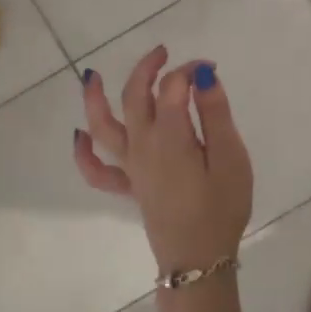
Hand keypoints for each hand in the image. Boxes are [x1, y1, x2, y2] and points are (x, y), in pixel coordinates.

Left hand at [73, 47, 252, 276]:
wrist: (199, 259)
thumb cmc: (221, 207)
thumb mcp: (231, 157)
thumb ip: (215, 113)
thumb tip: (202, 74)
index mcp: (170, 136)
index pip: (171, 88)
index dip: (189, 70)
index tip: (212, 68)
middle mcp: (142, 147)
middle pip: (133, 98)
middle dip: (146, 70)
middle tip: (164, 52)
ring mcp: (131, 168)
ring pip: (103, 128)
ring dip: (95, 100)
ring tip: (92, 77)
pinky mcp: (130, 188)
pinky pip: (99, 170)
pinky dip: (84, 152)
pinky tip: (79, 137)